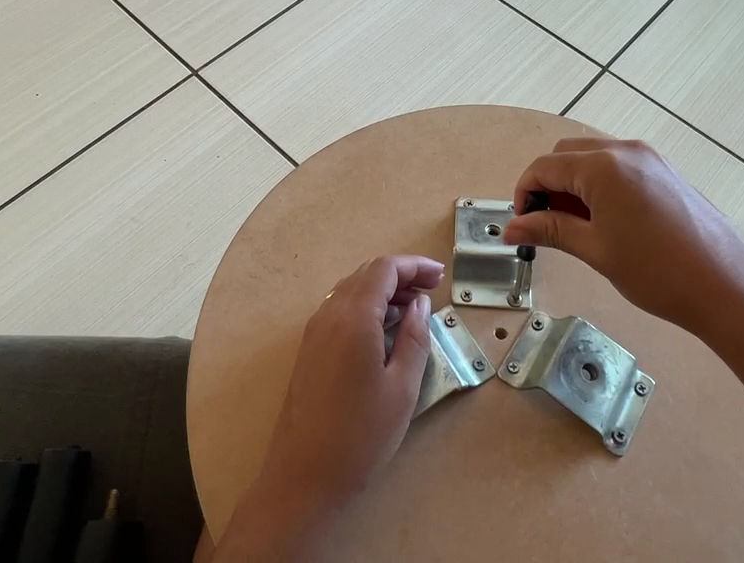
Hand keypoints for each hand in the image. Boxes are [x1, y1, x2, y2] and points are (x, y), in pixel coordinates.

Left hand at [257, 255, 442, 505]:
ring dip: (383, 289)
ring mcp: (314, 331)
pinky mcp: (309, 349)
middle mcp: (329, 314)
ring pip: (351, 289)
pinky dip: (366, 306)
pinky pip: (340, 309)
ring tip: (414, 307)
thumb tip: (420, 304)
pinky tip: (385, 328)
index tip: (441, 275)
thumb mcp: (402, 388)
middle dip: (401, 275)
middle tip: (432, 289)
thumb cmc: (360, 435)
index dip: (415, 265)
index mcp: (354, 317)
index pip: (384, 269)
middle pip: (366, 274)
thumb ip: (415, 338)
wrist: (303, 478)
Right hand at [504, 138, 743, 337]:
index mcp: (603, 166)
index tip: (522, 225)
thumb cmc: (656, 271)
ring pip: (593, 157)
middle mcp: (624, 150)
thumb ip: (549, 230)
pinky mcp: (665, 170)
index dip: (524, 194)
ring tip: (576, 227)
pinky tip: (606, 220)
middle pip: (566, 154)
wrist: (727, 285)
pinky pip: (618, 165)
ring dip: (574, 184)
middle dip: (548, 185)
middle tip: (546, 225)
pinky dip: (600, 184)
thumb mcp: (595, 250)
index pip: (544, 166)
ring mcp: (648, 157)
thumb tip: (510, 228)